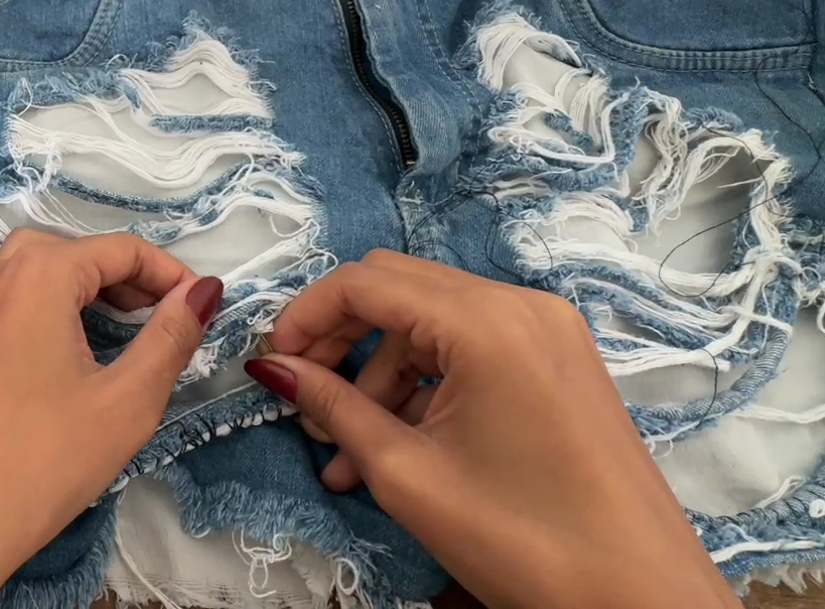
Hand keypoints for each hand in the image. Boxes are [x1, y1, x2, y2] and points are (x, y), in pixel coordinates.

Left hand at [0, 229, 223, 608]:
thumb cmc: (42, 460)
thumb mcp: (125, 401)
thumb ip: (170, 337)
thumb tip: (203, 291)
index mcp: (39, 273)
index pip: (120, 248)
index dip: (170, 271)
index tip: (204, 304)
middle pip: (78, 251)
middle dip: (130, 278)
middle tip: (169, 319)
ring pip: (41, 266)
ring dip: (88, 284)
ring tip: (126, 325)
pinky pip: (12, 291)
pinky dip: (49, 298)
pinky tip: (66, 339)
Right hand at [245, 250, 738, 608]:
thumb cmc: (526, 543)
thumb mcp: (407, 473)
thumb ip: (330, 404)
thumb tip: (269, 368)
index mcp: (485, 320)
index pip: (363, 282)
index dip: (305, 314)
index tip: (274, 361)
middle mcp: (517, 303)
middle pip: (392, 287)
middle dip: (337, 335)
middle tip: (304, 390)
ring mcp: (543, 328)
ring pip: (424, 318)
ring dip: (375, 368)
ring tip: (344, 442)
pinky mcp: (555, 358)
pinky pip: (463, 345)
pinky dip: (419, 380)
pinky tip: (394, 441)